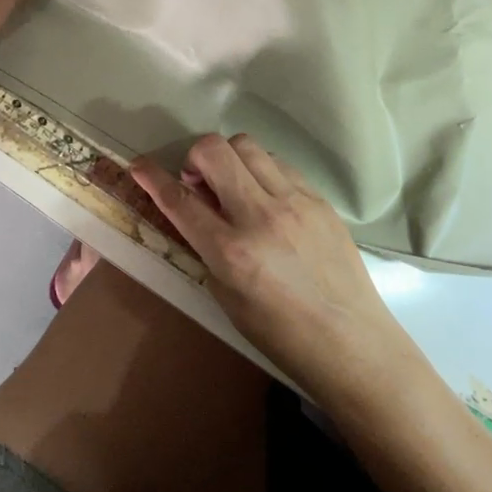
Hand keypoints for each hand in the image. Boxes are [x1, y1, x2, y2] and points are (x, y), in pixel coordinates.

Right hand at [130, 134, 414, 401]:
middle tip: (197, 184)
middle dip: (194, 158)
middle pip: (213, 151)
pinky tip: (264, 198)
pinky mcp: (321, 201)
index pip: (179, 199)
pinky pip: (278, 163)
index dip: (151, 176)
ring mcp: (296, 204)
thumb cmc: (279, 333)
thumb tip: (192, 209)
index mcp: (232, 251)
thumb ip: (204, 246)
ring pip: (246, 145)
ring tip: (232, 186)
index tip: (138, 165)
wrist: (354, 346)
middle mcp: (262, 217)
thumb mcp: (225, 295)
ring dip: (228, 159)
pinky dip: (260, 171)